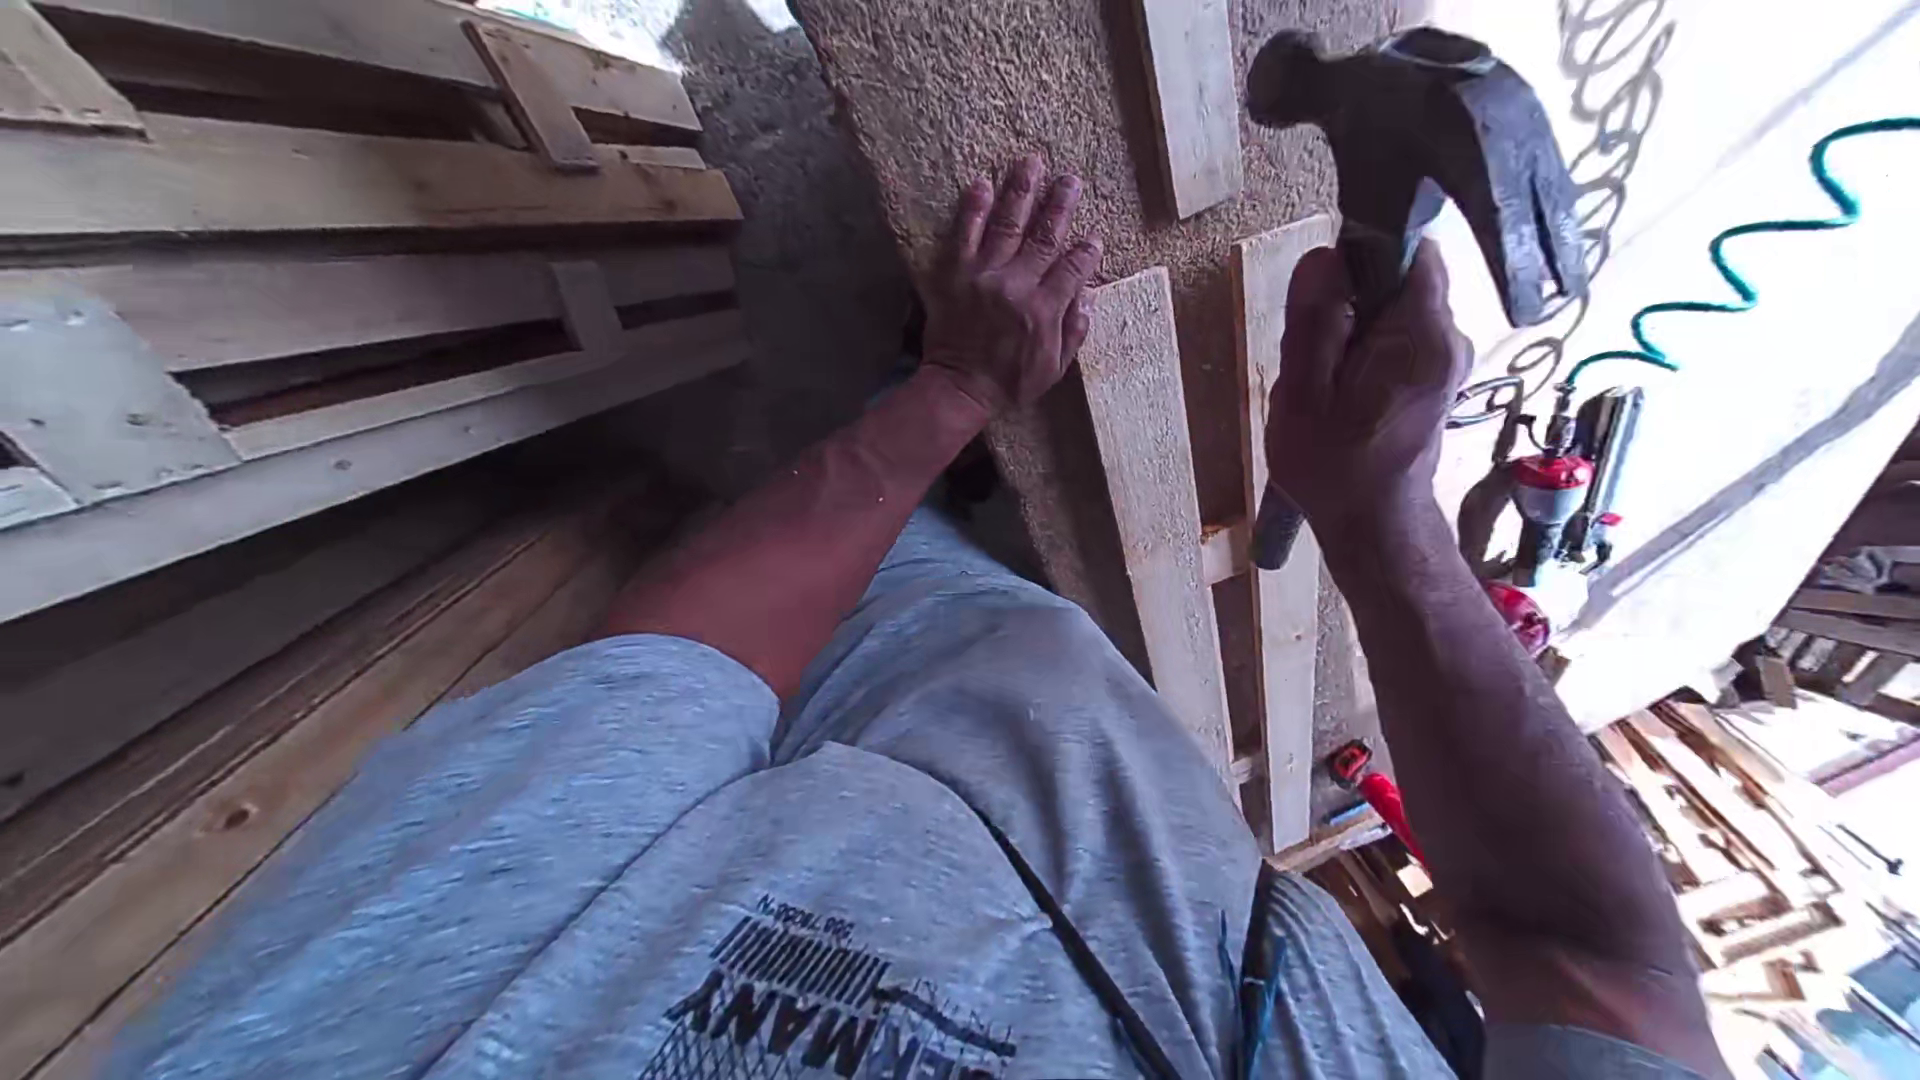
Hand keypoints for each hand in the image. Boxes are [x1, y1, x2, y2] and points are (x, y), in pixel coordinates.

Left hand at [922, 155, 1103, 414]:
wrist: (959, 388)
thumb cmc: (1010, 382)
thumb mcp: (1053, 368)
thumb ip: (1073, 332)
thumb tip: (1087, 297)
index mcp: (1044, 309)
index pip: (1073, 268)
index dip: (1086, 252)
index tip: (1093, 239)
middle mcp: (1017, 285)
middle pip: (1044, 235)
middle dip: (1060, 204)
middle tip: (1070, 179)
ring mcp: (985, 276)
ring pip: (1008, 224)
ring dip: (1021, 191)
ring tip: (1031, 162)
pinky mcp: (956, 275)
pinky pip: (965, 235)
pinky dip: (973, 208)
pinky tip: (982, 184)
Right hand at [1265, 241, 1471, 536]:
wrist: (1373, 523)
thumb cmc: (1332, 468)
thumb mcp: (1303, 397)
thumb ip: (1314, 326)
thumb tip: (1321, 258)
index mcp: (1419, 336)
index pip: (1405, 250)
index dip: (1357, 259)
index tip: (1318, 301)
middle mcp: (1447, 336)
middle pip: (1394, 283)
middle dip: (1345, 307)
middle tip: (1310, 360)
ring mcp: (1446, 357)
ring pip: (1391, 313)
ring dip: (1349, 335)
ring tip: (1322, 384)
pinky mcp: (1435, 375)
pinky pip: (1396, 339)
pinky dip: (1363, 354)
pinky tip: (1340, 394)